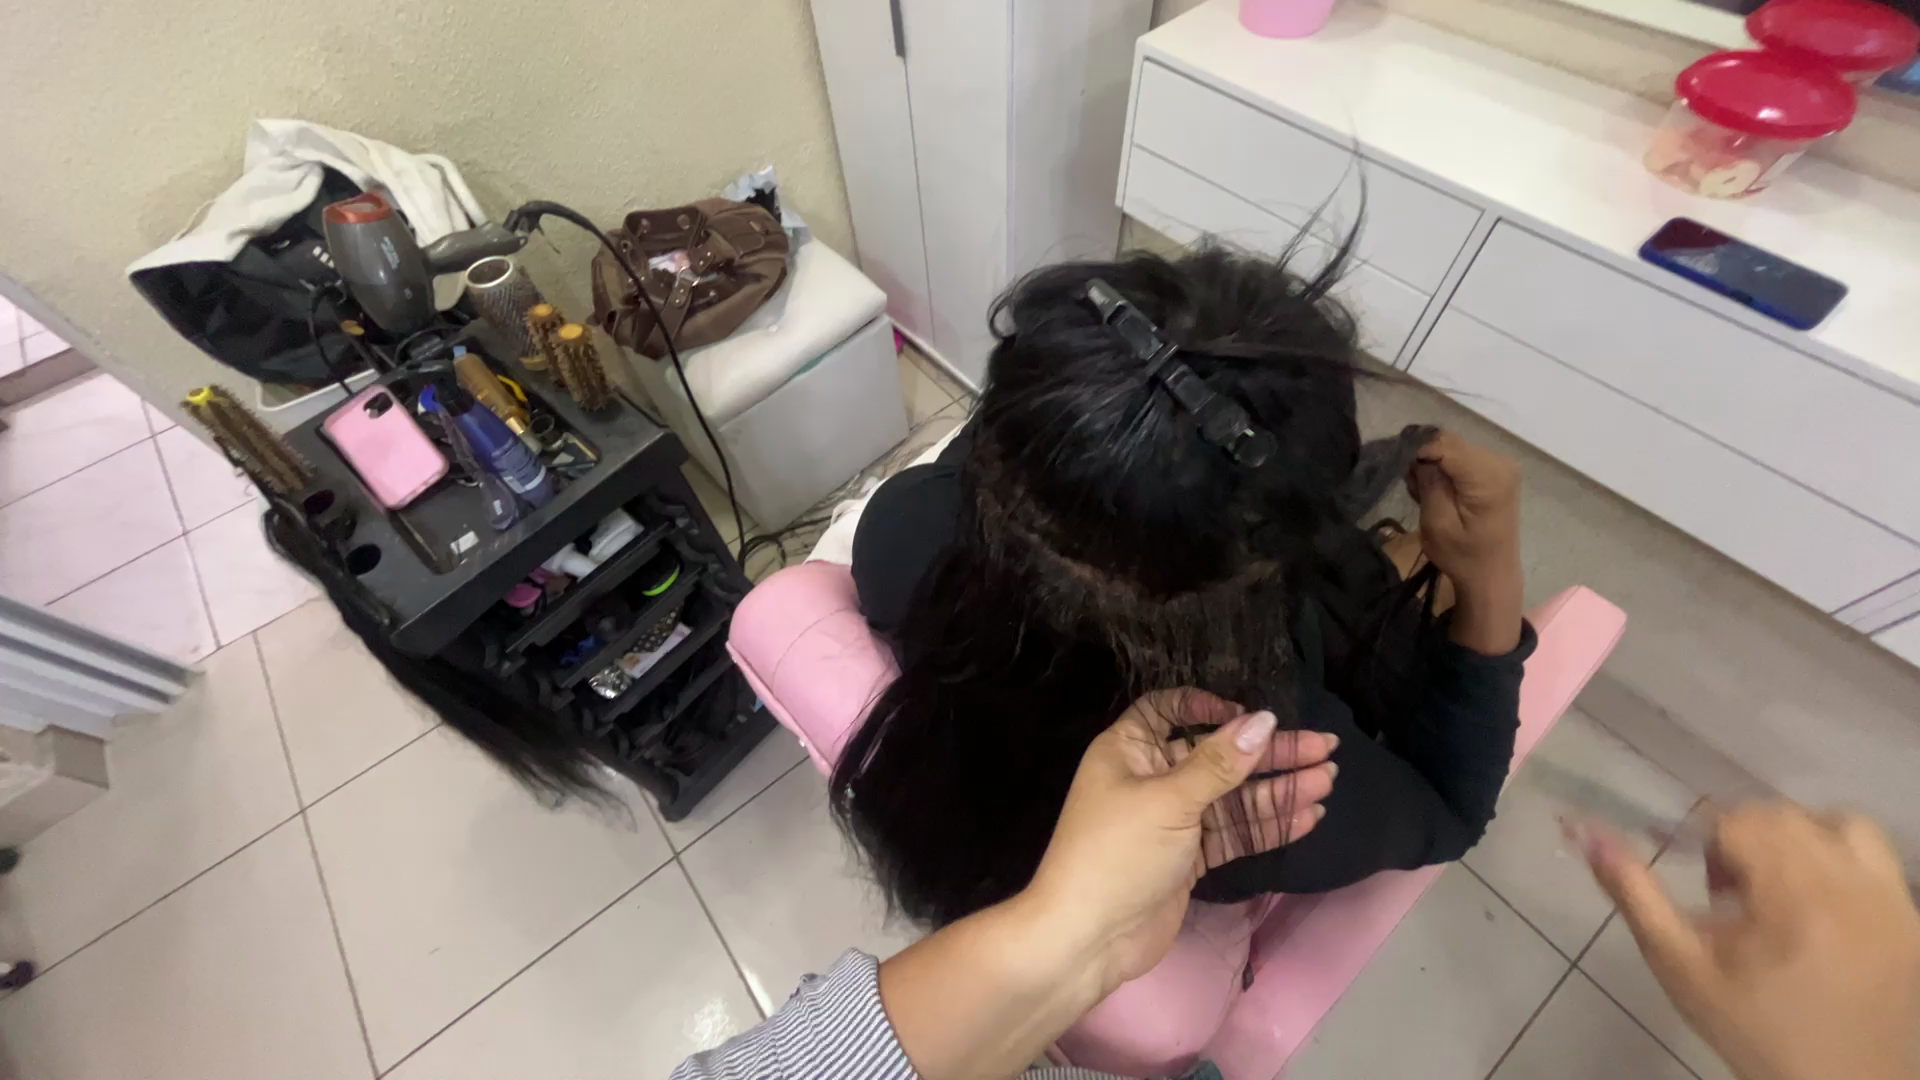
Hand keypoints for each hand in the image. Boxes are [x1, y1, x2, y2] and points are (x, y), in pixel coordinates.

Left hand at [879, 690, 1335, 1079]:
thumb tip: (1263, 719)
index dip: (1207, 708)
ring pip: (1229, 795)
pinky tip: (1307, 815)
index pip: (1167, 711)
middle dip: (1265, 752)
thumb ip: (1219, 763)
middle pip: (1213, 754)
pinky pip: (1231, 831)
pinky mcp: (1188, 855)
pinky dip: (1266, 824)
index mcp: (1128, 749)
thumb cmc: (1119, 852)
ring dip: (1276, 789)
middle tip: (1322, 747)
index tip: (1251, 716)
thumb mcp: (1169, 800)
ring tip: (1328, 779)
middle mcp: (1149, 777)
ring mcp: (1171, 818)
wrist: (1090, 936)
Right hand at [1410, 430, 1521, 588]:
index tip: (1399, 471)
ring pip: (1450, 448)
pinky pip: (1459, 457)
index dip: (1416, 451)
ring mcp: (1500, 465)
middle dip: (1423, 460)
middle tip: (1413, 489)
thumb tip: (1417, 454)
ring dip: (1431, 466)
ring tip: (1425, 495)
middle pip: (1448, 443)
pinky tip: (1439, 492)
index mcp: (1488, 477)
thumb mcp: (1436, 523)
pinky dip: (1443, 470)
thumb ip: (1429, 483)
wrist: (1491, 573)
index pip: (1444, 444)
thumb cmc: (1462, 554)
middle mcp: (1499, 462)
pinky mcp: (1495, 470)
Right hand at [1584, 803, 1919, 1079]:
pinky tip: (1816, 895)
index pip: (1743, 822)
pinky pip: (1878, 854)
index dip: (1706, 837)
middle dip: (1743, 836)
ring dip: (1795, 835)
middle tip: (1726, 886)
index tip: (1698, 879)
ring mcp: (1895, 907)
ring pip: (1839, 824)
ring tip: (1775, 879)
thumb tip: (1582, 829)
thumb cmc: (1748, 1021)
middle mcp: (1853, 893)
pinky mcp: (1913, 923)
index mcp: (1795, 900)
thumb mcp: (1675, 960)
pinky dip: (1839, 854)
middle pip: (1785, 817)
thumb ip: (1630, 889)